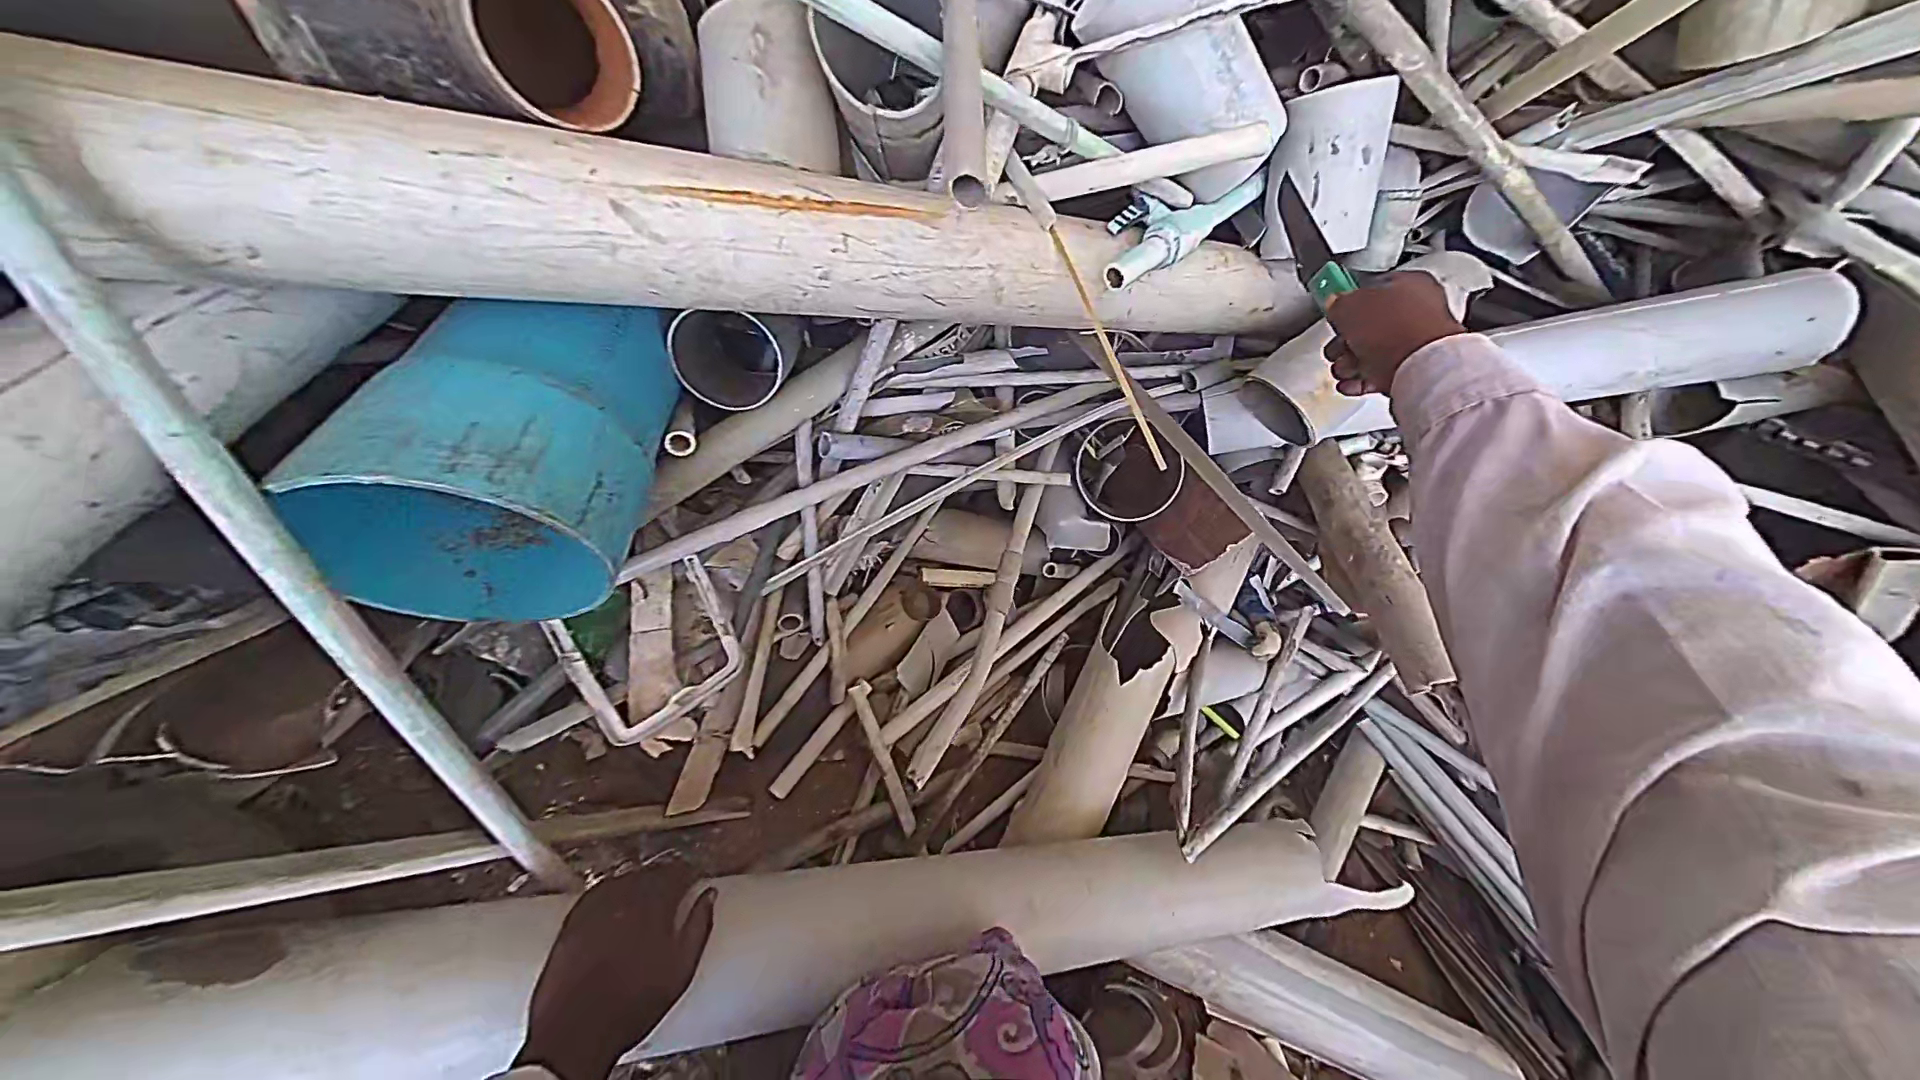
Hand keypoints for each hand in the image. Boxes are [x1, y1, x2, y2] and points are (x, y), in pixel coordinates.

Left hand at [515, 864, 716, 1079]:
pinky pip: (597, 893)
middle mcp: (624, 900)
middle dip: (665, 876)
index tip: (694, 878)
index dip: (689, 874)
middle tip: (674, 886)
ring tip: (647, 894)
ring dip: (639, 881)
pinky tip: (615, 902)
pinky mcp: (572, 922)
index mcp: (655, 907)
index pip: (678, 874)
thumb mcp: (680, 970)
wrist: (576, 1035)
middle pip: (651, 873)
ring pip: (624, 879)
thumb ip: (699, 926)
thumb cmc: (632, 1005)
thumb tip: (708, 896)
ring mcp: (595, 909)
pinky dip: (611, 891)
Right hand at [1324, 271, 1466, 397]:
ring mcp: (1414, 342)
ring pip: (1370, 351)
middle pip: (1367, 325)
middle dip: (1345, 341)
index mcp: (1409, 284)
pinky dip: (1360, 378)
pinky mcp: (1410, 368)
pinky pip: (1377, 372)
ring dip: (1349, 362)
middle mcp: (1417, 311)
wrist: (1417, 365)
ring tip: (1346, 366)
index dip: (1348, 302)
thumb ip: (1338, 302)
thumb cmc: (1394, 329)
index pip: (1372, 288)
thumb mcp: (1350, 306)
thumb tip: (1334, 304)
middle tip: (1339, 345)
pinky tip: (1350, 381)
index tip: (1335, 311)